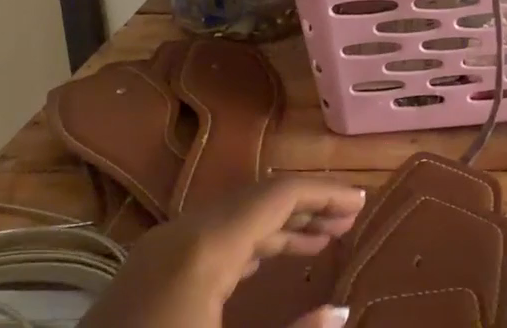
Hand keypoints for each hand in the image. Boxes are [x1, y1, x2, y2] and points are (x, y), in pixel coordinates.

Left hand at [80, 176, 366, 327]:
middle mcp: (182, 233)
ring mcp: (158, 250)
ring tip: (321, 239)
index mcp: (206, 246)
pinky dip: (248, 240)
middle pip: (257, 200)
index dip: (325, 194)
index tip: (362, 203)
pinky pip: (210, 237)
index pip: (279, 195)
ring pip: (233, 217)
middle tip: (350, 220)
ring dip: (279, 224)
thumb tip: (341, 312)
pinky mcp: (144, 272)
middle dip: (307, 207)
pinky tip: (267, 258)